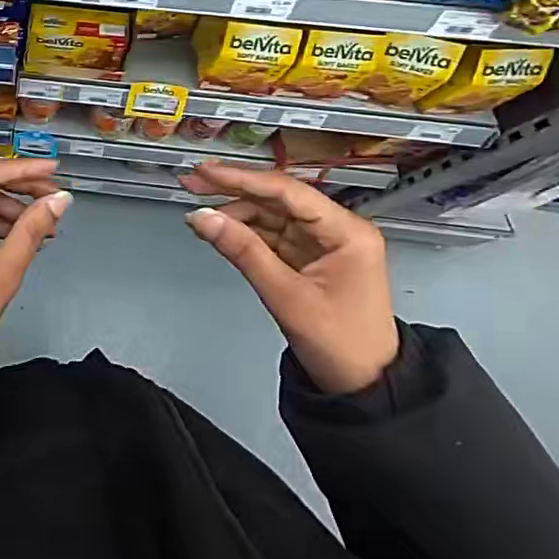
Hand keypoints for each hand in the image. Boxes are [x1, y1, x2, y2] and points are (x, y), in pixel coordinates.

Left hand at [0, 158, 72, 353]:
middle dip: (23, 189)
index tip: (52, 169)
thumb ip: (32, 230)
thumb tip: (59, 200)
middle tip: (54, 197)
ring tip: (46, 224)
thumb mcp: (4, 270)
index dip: (23, 169)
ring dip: (17, 209)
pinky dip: (4, 222)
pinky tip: (26, 234)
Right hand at [178, 161, 397, 393]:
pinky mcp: (307, 255)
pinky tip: (219, 228)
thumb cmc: (344, 346)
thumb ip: (243, 252)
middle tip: (194, 181)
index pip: (286, 191)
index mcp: (347, 232)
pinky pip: (269, 233)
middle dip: (233, 189)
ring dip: (234, 211)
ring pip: (270, 214)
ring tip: (200, 213)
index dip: (242, 178)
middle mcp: (337, 229)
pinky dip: (242, 231)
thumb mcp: (287, 297)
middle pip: (276, 197)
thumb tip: (204, 218)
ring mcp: (321, 242)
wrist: (364, 387)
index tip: (208, 171)